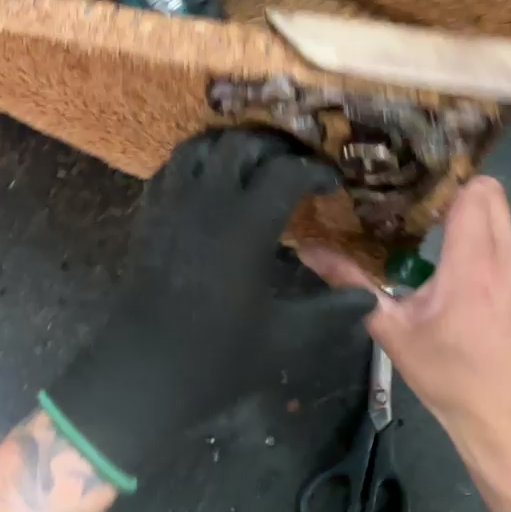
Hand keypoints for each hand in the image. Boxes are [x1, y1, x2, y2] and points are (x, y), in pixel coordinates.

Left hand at [43, 130, 376, 485]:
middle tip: (293, 168)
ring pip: (201, 145)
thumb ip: (330, 312)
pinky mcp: (148, 213)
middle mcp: (208, 201)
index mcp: (246, 226)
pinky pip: (172, 166)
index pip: (287, 171)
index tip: (330, 184)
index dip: (314, 171)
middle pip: (241, 143)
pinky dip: (196, 161)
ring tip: (252, 165)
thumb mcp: (285, 339)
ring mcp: (172, 202)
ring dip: (230, 147)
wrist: (141, 368)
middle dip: (273, 147)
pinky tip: (210, 184)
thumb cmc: (215, 356)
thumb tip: (369, 297)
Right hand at [301, 176, 510, 465]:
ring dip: (484, 246)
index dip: (450, 189)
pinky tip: (492, 309)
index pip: (476, 193)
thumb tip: (309, 250)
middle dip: (464, 208)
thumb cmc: (445, 374)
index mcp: (473, 265)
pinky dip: (505, 274)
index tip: (426, 204)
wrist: (509, 421)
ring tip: (464, 286)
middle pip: (495, 201)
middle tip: (437, 232)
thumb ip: (353, 283)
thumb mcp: (391, 329)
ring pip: (507, 236)